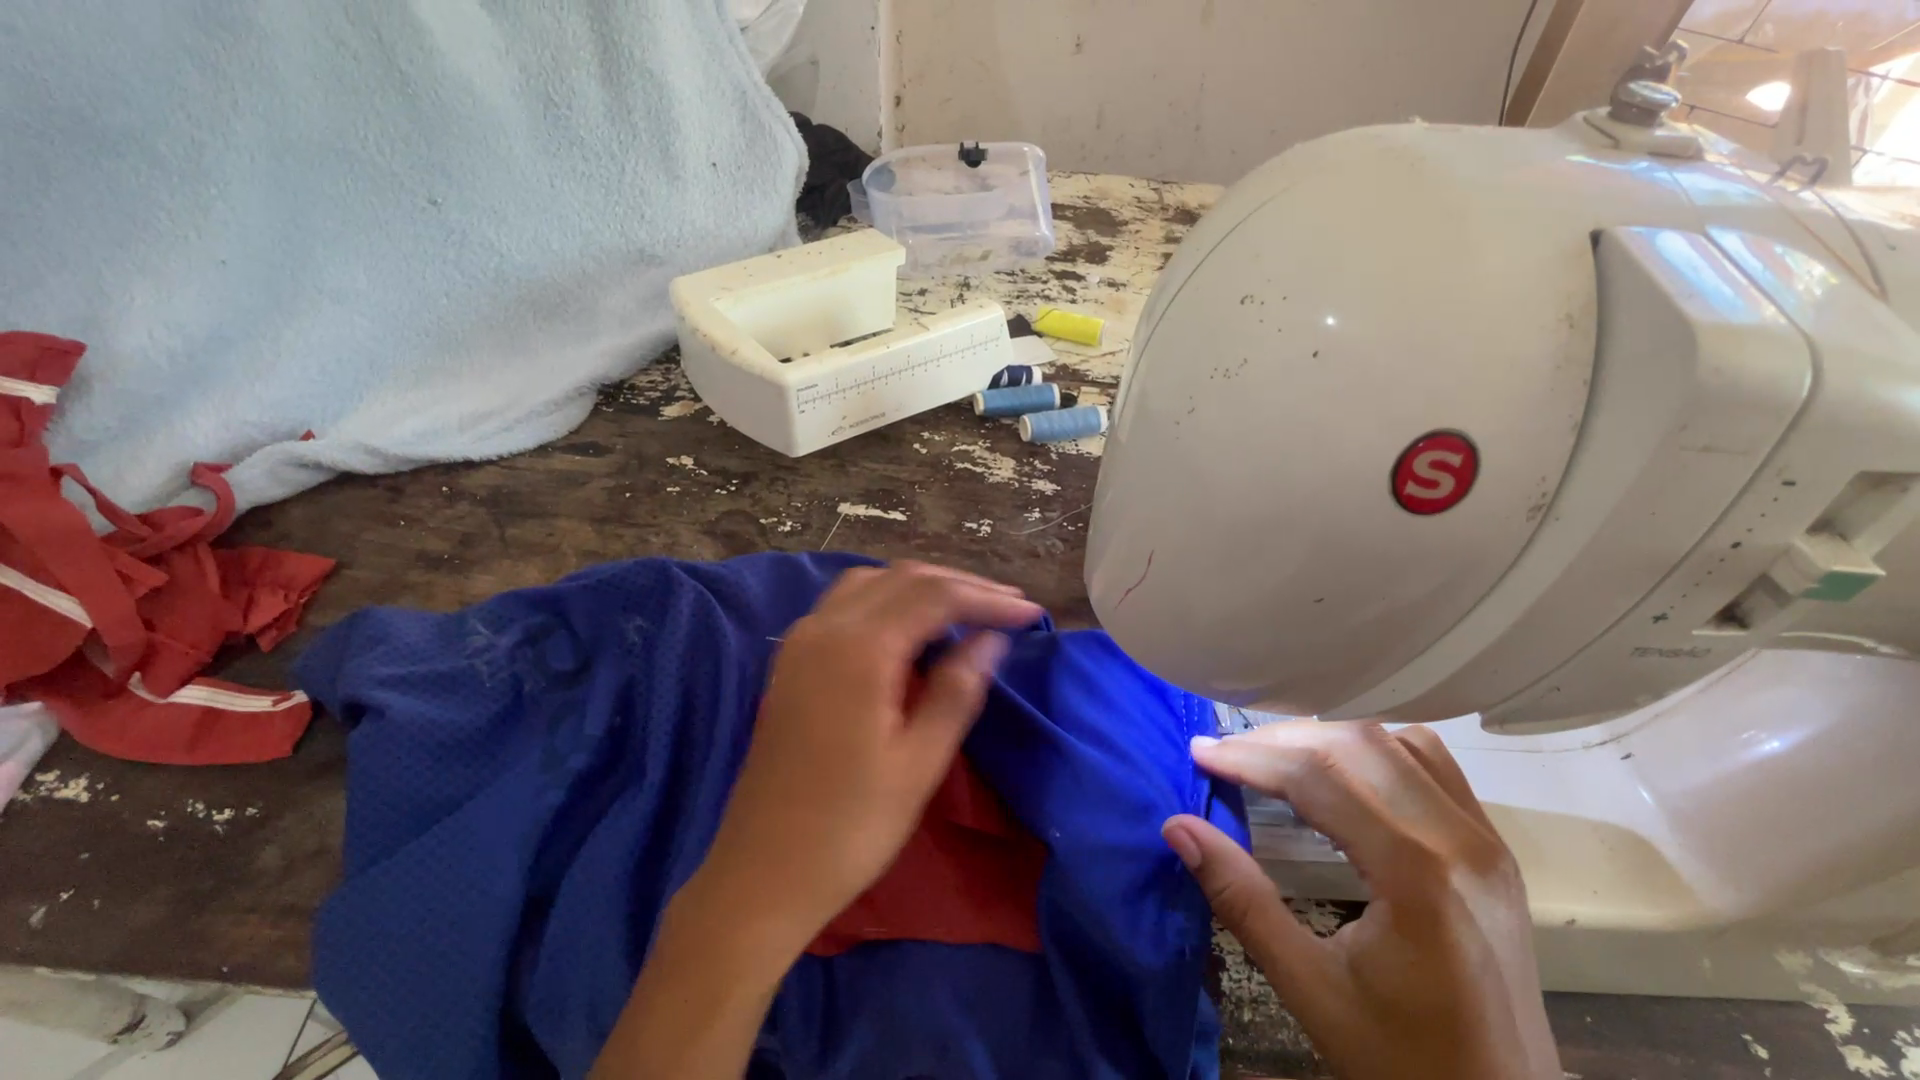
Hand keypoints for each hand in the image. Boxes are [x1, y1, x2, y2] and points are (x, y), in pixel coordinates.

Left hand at [697, 561, 1043, 945]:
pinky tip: (912, 628)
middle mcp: (823, 629)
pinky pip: (845, 605)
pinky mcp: (790, 662)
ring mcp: (800, 643)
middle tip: (1008, 606)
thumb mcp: (919, 763)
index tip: (1031, 614)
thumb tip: (991, 640)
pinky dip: (887, 601)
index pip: (934, 596)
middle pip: (901, 578)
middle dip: (959, 585)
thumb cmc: (851, 826)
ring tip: (967, 609)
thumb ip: (956, 690)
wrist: (764, 872)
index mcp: (858, 649)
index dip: (986, 599)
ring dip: (921, 587)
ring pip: (870, 584)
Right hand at [1162, 723, 1559, 1079]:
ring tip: (1275, 757)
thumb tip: (1178, 828)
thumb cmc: (1401, 1059)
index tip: (1200, 753)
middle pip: (1359, 746)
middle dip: (1282, 740)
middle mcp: (1461, 841)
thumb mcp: (1309, 987)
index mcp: (1417, 877)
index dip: (1252, 758)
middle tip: (1226, 754)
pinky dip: (1377, 749)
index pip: (1321, 778)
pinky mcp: (1496, 848)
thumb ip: (1241, 900)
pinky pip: (1434, 766)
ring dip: (1330, 736)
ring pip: (1401, 742)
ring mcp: (1487, 840)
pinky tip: (1343, 772)